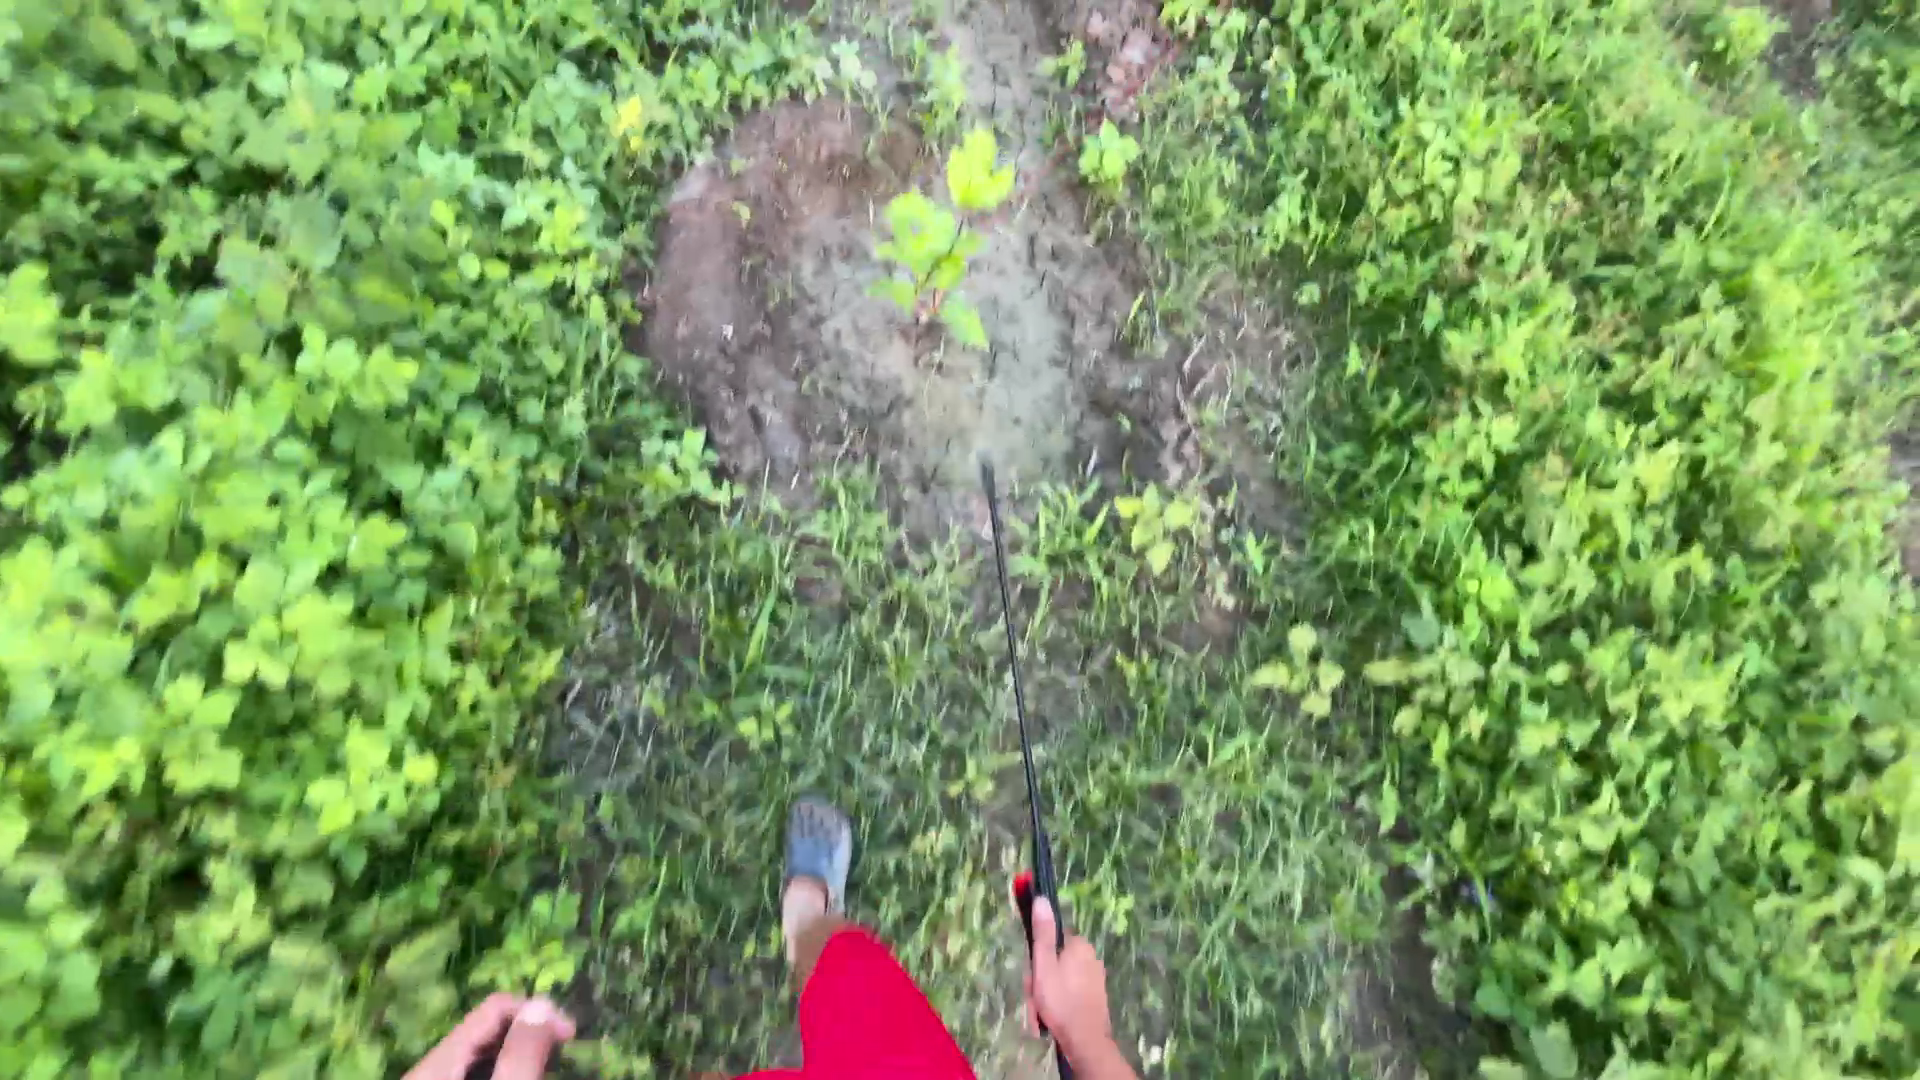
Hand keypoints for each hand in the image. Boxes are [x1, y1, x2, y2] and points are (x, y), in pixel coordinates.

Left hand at [403, 994, 576, 1079]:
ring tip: (544, 1065)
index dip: (536, 1009)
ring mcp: (431, 1078)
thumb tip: (542, 1001)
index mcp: (436, 1060)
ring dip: (517, 1050)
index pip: (495, 1006)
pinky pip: (472, 1067)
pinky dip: (501, 1066)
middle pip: (487, 1026)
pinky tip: (517, 1074)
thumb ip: (522, 1052)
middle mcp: (427, 1065)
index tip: (569, 1033)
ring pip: (481, 1048)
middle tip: (559, 1053)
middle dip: (528, 1032)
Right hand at [1024, 897, 1113, 1061]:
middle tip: (1035, 998)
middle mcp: (1090, 956)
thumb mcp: (1044, 964)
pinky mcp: (1095, 997)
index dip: (1037, 958)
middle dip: (1041, 980)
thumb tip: (1042, 898)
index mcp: (1079, 944)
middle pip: (1055, 960)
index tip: (1033, 975)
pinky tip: (1053, 1018)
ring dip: (1047, 994)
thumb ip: (1042, 932)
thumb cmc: (1061, 1001)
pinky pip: (1070, 992)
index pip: (1050, 940)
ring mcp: (1094, 978)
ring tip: (1041, 1013)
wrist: (1086, 1042)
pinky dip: (1060, 1003)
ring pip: (1060, 978)